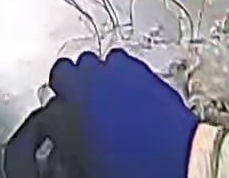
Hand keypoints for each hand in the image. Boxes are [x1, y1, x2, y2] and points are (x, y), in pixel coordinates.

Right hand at [45, 50, 196, 177]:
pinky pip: (118, 63)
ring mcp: (116, 71)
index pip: (47, 111)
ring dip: (91, 77)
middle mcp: (90, 84)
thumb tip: (65, 153)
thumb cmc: (136, 171)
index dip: (48, 124)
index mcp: (73, 112)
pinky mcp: (139, 67)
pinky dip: (115, 74)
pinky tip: (122, 93)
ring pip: (91, 62)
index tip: (54, 134)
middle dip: (66, 87)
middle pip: (63, 71)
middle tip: (74, 108)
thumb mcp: (91, 168)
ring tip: (99, 99)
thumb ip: (72, 154)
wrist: (182, 163)